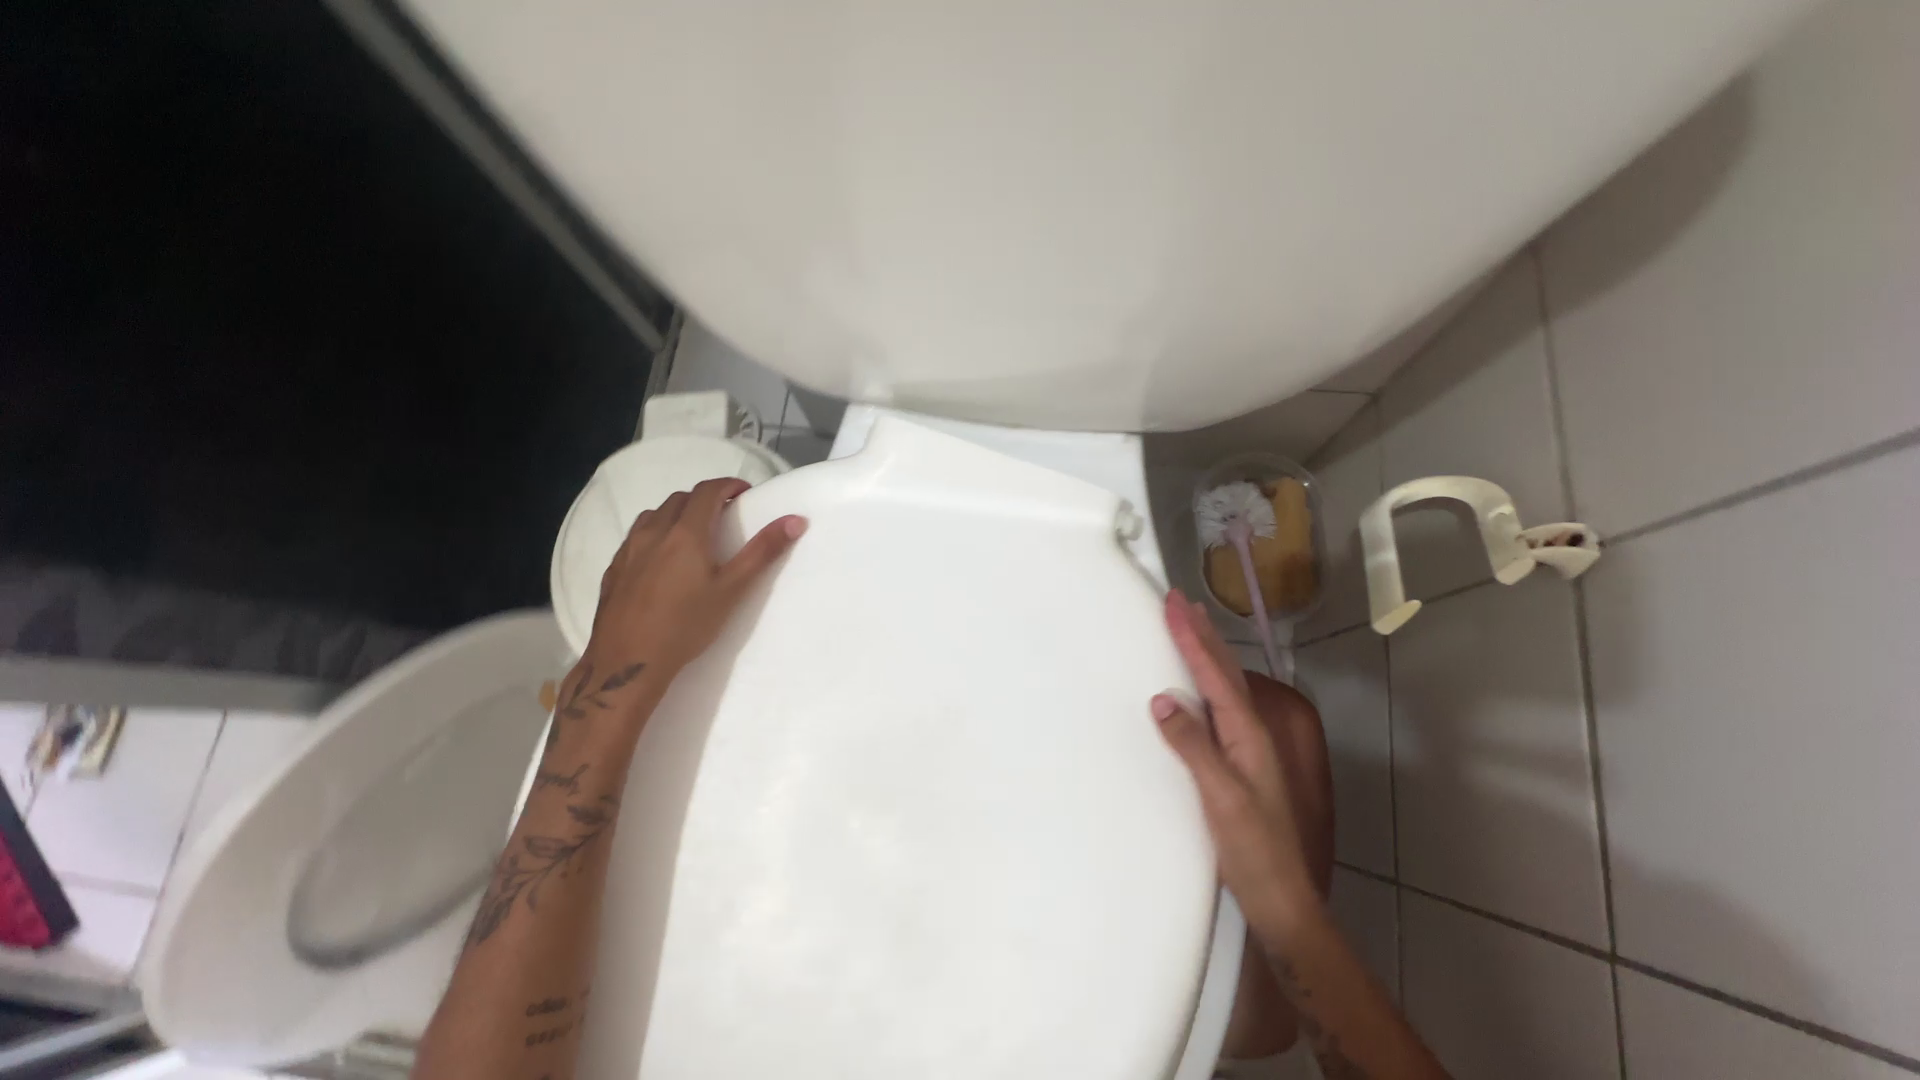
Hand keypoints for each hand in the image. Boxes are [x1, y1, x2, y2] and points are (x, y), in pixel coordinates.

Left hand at [584, 477, 805, 683]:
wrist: (628, 662)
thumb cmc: (686, 625)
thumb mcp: (732, 590)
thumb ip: (762, 552)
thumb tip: (795, 520)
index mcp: (686, 533)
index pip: (707, 491)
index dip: (727, 486)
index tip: (743, 493)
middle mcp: (653, 532)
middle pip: (679, 499)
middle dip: (703, 499)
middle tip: (723, 517)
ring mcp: (628, 550)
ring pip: (653, 516)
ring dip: (675, 514)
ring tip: (691, 535)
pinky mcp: (613, 570)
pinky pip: (635, 538)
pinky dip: (653, 535)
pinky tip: (660, 561)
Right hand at [1152, 589, 1319, 930]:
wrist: (1282, 897)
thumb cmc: (1253, 849)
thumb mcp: (1221, 797)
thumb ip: (1194, 746)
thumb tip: (1163, 698)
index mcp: (1248, 734)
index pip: (1216, 675)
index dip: (1193, 638)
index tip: (1174, 603)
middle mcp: (1252, 734)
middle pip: (1226, 673)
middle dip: (1203, 635)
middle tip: (1181, 602)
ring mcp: (1248, 750)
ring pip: (1226, 689)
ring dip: (1208, 655)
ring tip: (1191, 630)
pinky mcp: (1239, 766)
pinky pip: (1220, 711)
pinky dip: (1206, 686)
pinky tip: (1197, 691)